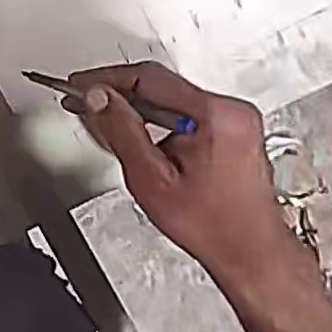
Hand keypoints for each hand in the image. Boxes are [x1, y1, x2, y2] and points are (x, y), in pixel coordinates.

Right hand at [64, 61, 318, 303]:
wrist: (250, 252)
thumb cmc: (212, 226)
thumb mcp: (151, 180)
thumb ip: (121, 131)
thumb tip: (99, 98)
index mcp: (215, 115)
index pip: (149, 79)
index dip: (107, 79)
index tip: (81, 84)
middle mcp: (231, 109)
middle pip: (160, 83)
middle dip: (117, 90)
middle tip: (83, 96)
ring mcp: (234, 117)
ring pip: (169, 96)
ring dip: (134, 103)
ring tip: (102, 114)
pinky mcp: (232, 127)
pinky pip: (184, 109)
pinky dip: (154, 115)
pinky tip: (133, 127)